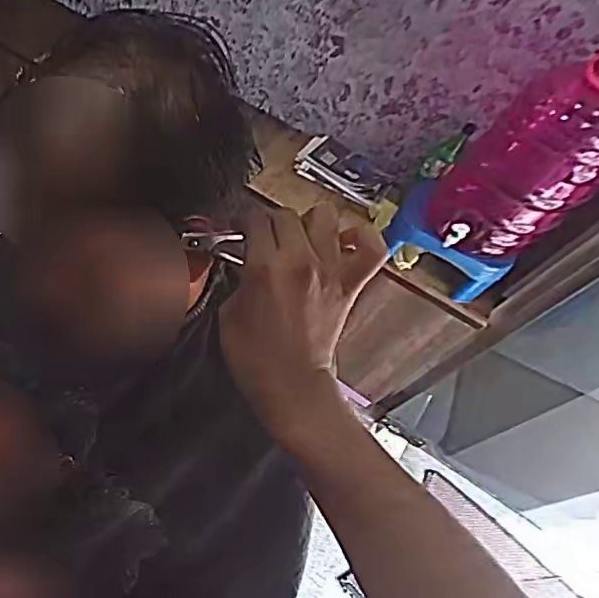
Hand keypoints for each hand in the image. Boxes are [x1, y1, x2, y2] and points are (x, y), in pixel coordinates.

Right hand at [219, 204, 385, 439]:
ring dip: (307, 222)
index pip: (254, 220)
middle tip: (262, 236)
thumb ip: (238, 280)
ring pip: (324, 216)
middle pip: (286, 214)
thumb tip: (245, 265)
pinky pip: (370, 246)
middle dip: (270, 221)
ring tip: (298, 237)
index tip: (239, 227)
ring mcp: (330, 270)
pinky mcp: (349, 284)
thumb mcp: (228, 312)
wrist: (289, 383)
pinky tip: (342, 240)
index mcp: (264, 268)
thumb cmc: (255, 357)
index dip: (242, 220)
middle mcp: (300, 262)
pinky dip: (359, 237)